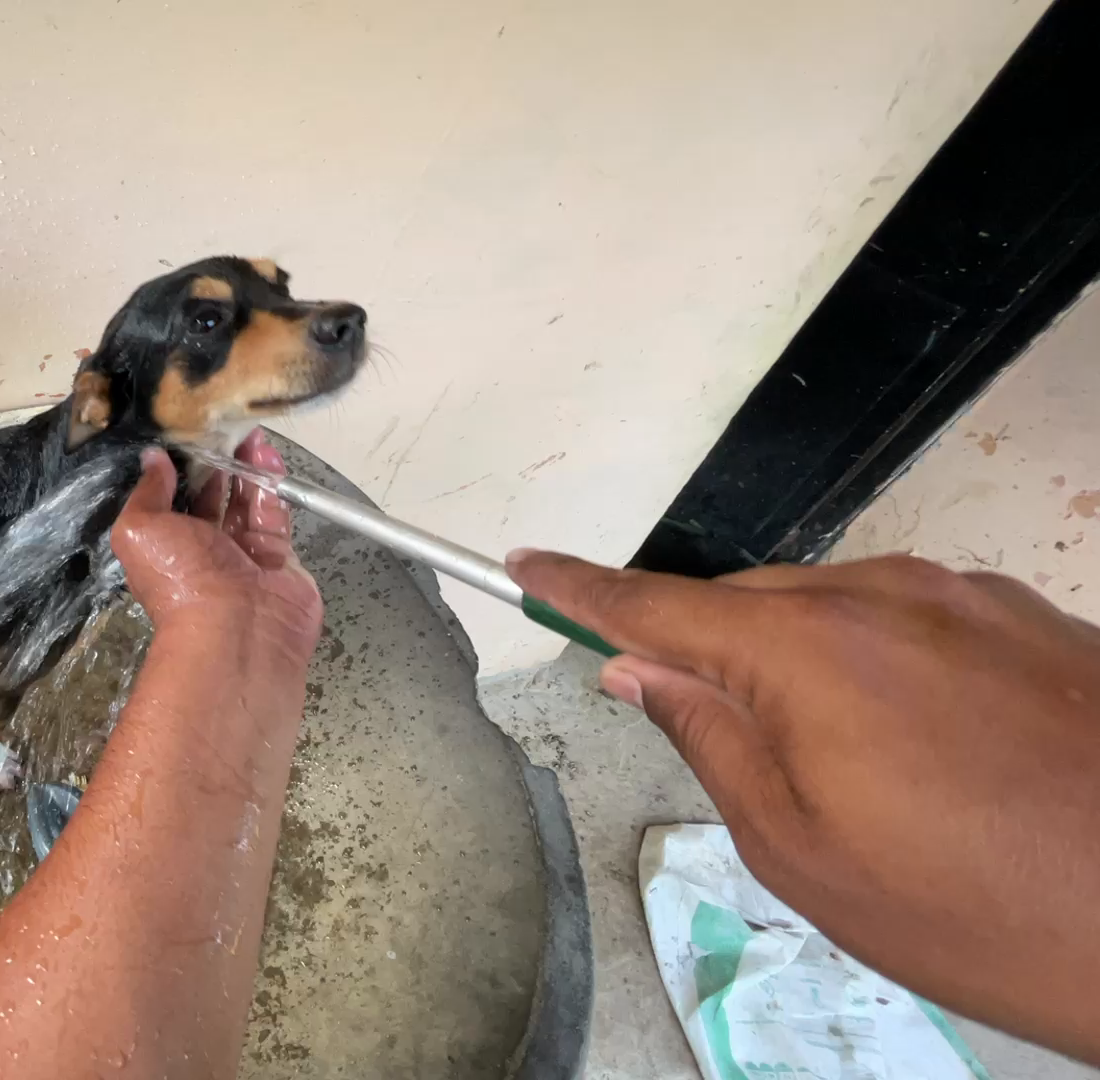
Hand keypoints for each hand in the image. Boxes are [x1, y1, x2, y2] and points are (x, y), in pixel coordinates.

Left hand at [112, 430, 321, 655]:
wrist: (234, 629)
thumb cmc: (177, 577)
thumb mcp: (139, 529)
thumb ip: (147, 492)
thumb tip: (152, 458)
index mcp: (166, 545)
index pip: (173, 500)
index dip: (180, 467)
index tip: (185, 431)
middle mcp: (204, 549)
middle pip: (212, 496)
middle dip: (216, 462)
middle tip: (221, 423)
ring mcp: (244, 552)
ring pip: (245, 499)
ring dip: (245, 464)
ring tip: (246, 428)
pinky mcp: (278, 553)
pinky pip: (274, 510)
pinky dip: (270, 481)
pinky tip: (265, 452)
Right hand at [507, 550, 1099, 1061]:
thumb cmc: (979, 910)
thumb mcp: (796, 846)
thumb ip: (702, 736)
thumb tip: (636, 669)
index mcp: (804, 650)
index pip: (648, 604)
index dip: (574, 586)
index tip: (521, 564)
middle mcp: (879, 596)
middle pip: (732, 601)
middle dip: (695, 644)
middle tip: (701, 721)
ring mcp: (967, 599)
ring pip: (813, 603)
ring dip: (780, 651)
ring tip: (830, 751)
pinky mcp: (1037, 619)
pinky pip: (895, 614)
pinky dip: (857, 652)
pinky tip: (914, 733)